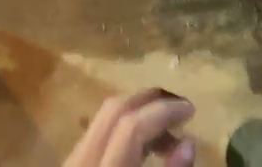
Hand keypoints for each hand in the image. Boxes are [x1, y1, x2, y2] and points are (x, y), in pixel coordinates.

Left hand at [63, 89, 195, 166]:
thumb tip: (190, 142)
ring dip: (139, 113)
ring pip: (104, 116)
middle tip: (180, 109)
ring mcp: (71, 159)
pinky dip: (123, 128)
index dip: (165, 111)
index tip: (191, 110)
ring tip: (167, 132)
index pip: (132, 125)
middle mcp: (81, 158)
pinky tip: (142, 143)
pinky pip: (97, 132)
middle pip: (115, 109)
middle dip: (152, 100)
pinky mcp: (70, 162)